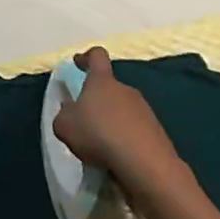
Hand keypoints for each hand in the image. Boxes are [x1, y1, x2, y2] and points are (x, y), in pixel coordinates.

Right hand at [53, 47, 188, 189]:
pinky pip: (134, 128)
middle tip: (84, 120)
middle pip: (109, 87)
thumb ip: (63, 114)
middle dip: (96, 100)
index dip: (86, 57)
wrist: (144, 162)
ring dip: (111, 120)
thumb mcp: (64, 126)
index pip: (97, 56)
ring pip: (122, 109)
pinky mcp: (156, 130)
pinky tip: (116, 154)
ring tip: (100, 143)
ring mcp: (144, 109)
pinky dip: (124, 137)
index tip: (78, 64)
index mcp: (102, 81)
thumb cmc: (98, 134)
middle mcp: (125, 89)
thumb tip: (71, 110)